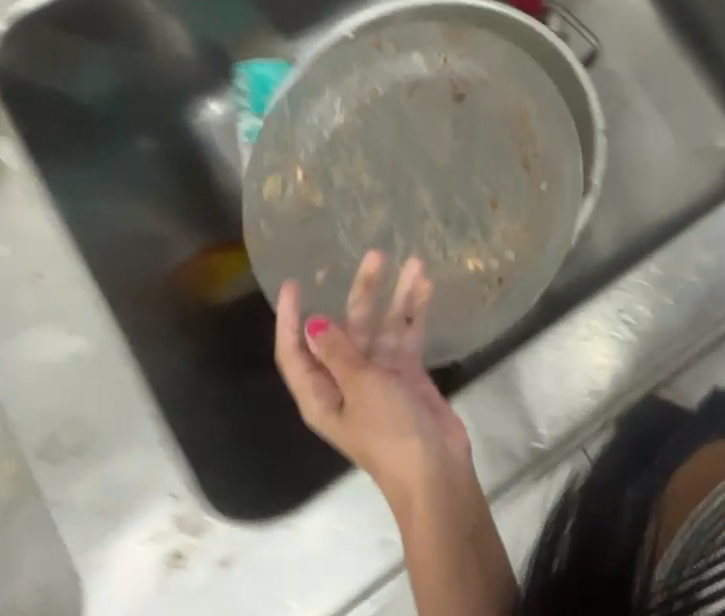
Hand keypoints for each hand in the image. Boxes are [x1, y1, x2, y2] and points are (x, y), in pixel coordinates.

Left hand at [274, 251, 469, 507]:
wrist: (434, 467)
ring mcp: (379, 377)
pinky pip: (408, 337)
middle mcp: (345, 381)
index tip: (294, 283)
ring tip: (413, 263)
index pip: (296, 350)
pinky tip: (426, 287)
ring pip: (383, 328)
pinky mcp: (408, 375)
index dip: (290, 318)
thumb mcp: (361, 389)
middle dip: (360, 293)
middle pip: (346, 329)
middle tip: (375, 256)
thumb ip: (340, 354)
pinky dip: (416, 314)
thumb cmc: (389, 433)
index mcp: (320, 393)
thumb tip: (314, 323)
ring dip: (396, 297)